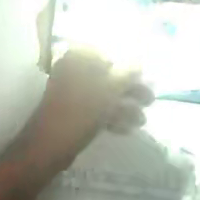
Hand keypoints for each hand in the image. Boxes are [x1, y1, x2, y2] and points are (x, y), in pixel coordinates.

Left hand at [16, 51, 151, 167]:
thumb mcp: (109, 89)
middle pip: (108, 76)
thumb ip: (127, 73)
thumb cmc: (81, 110)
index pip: (107, 55)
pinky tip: (126, 129)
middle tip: (150, 101)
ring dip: (124, 107)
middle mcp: (72, 71)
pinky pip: (95, 109)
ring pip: (103, 95)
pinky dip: (110, 117)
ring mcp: (71, 92)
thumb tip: (140, 62)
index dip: (126, 67)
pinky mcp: (72, 112)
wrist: (49, 145)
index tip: (142, 80)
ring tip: (140, 122)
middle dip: (130, 90)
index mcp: (77, 58)